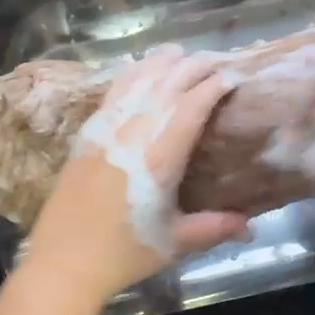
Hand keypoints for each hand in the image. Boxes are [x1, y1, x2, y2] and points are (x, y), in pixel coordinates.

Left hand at [23, 46, 247, 300]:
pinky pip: (113, 91)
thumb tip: (250, 226)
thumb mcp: (174, 242)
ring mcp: (108, 127)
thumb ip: (214, 228)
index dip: (214, 86)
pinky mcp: (88, 131)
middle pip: (167, 83)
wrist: (63, 261)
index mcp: (160, 155)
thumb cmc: (123, 252)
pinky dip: (130, 73)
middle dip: (193, 67)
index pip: (192, 105)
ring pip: (138, 79)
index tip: (232, 77)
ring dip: (162, 63)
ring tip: (181, 54)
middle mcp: (134, 131)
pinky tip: (138, 67)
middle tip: (214, 63)